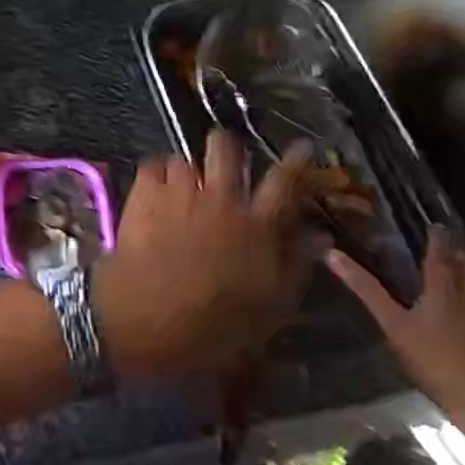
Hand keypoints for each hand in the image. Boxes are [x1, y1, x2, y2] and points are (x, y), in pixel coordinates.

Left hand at [94, 132, 317, 376]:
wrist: (152, 311)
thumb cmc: (218, 319)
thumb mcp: (272, 302)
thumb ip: (296, 264)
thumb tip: (320, 237)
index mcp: (258, 226)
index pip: (284, 185)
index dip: (295, 163)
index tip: (300, 146)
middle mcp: (220, 200)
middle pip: (226, 152)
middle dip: (224, 145)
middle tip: (221, 149)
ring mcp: (179, 192)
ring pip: (185, 160)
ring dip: (186, 169)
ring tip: (181, 182)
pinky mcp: (143, 194)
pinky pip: (150, 166)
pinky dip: (155, 173)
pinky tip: (154, 187)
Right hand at [327, 233, 464, 429]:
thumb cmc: (436, 361)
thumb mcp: (393, 325)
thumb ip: (365, 290)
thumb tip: (331, 253)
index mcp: (446, 293)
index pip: (441, 258)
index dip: (438, 240)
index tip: (436, 224)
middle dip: (462, 257)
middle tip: (447, 249)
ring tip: (460, 275)